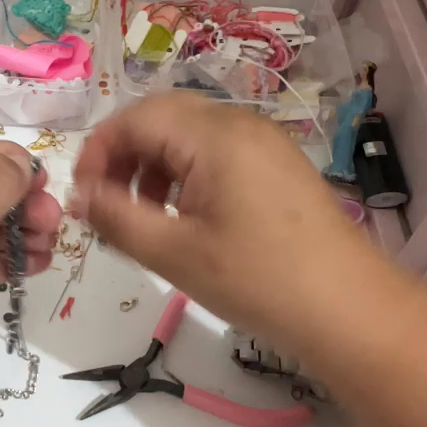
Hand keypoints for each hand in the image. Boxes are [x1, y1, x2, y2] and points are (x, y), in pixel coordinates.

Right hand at [71, 93, 387, 348]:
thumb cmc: (256, 280)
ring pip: (188, 136)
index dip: (98, 151)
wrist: (348, 309)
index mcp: (214, 135)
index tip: (82, 197)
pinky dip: (185, 176)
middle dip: (123, 156)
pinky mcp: (276, 167)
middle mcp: (240, 124)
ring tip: (141, 216)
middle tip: (106, 204)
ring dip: (152, 166)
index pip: (135, 117)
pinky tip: (182, 218)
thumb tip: (78, 197)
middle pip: (162, 118)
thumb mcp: (173, 253)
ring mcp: (264, 143)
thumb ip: (116, 218)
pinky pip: (216, 154)